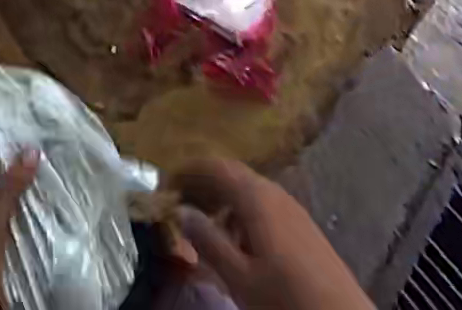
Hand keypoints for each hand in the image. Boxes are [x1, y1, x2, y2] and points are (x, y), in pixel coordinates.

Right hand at [173, 156, 372, 309]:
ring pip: (245, 190)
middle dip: (200, 185)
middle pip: (230, 174)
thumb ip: (209, 241)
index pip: (215, 165)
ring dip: (219, 201)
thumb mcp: (240, 277)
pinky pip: (260, 206)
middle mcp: (273, 191)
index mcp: (256, 196)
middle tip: (175, 207)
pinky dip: (238, 214)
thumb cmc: (286, 300)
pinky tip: (232, 244)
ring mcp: (289, 205)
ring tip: (198, 229)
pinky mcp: (298, 223)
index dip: (187, 171)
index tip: (162, 187)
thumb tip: (180, 210)